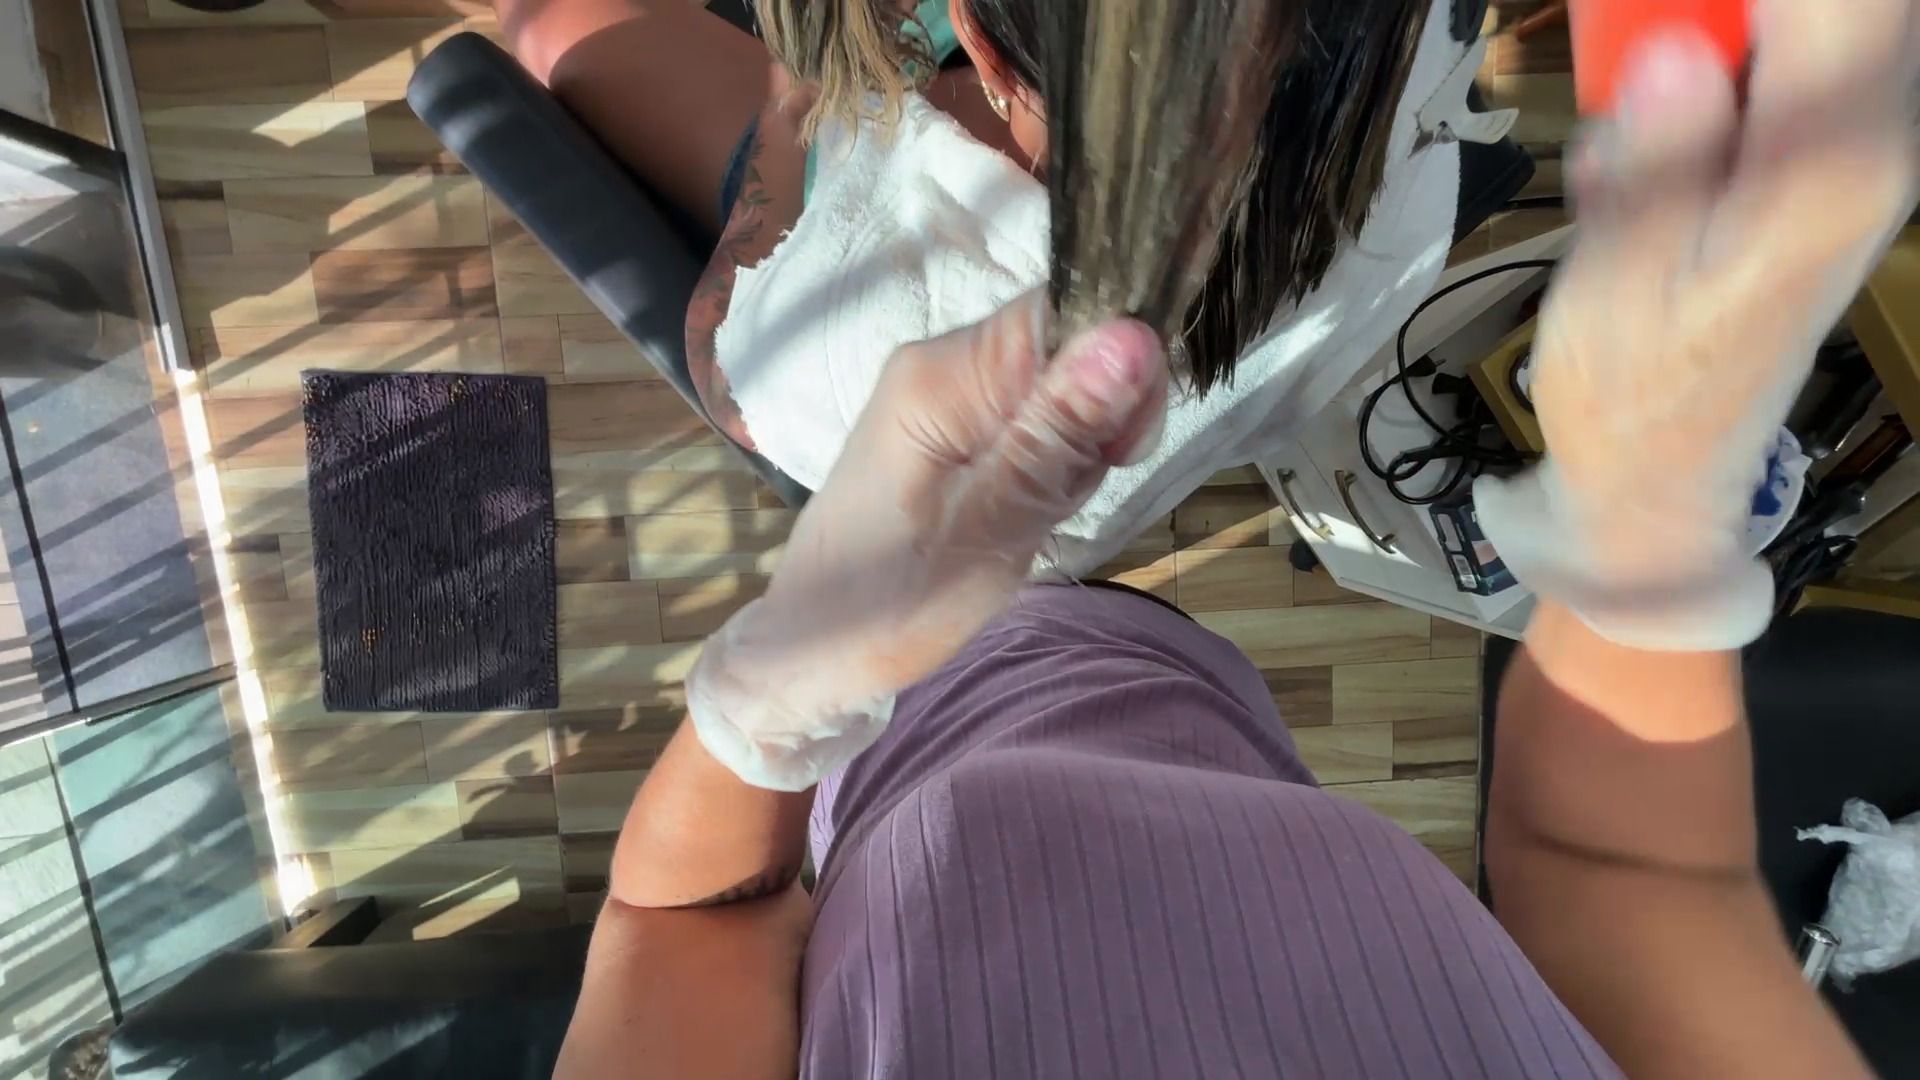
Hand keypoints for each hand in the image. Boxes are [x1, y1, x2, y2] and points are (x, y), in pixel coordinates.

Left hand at [688, 290, 1168, 789]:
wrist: (813, 644)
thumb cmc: (890, 603)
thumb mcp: (988, 529)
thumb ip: (1057, 435)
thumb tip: (1134, 338)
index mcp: (940, 374)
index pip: (1066, 313)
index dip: (1119, 369)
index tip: (1119, 449)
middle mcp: (939, 363)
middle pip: (1066, 351)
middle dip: (1093, 424)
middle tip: (1056, 500)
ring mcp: (942, 395)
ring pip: (1057, 394)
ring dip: (1070, 456)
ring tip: (1029, 517)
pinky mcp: (948, 429)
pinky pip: (1029, 425)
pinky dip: (1046, 469)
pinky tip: (1019, 513)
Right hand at [1475, 0, 1918, 648]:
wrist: (1658, 471)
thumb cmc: (1627, 398)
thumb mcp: (1613, 290)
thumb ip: (1652, 170)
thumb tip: (1668, 58)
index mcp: (1826, 175)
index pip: (1836, 8)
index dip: (1720, 3)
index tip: (1642, 23)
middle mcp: (1863, 156)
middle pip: (1822, 22)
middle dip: (1703, 30)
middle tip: (1616, 67)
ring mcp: (1842, 169)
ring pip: (1790, 55)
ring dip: (1690, 73)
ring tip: (1620, 149)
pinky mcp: (1806, 189)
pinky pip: (1768, 101)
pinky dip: (1693, 110)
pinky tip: (1637, 169)